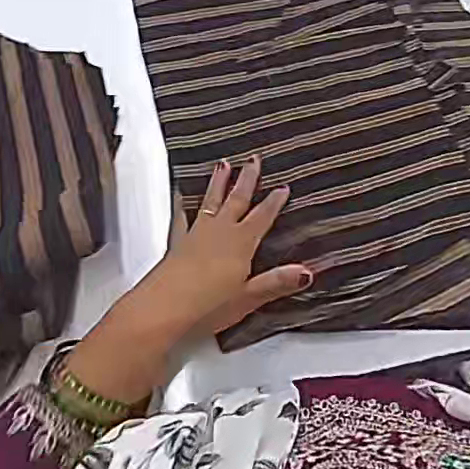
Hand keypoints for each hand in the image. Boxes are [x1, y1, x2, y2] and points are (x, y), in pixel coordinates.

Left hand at [67, 157, 311, 402]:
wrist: (163, 309)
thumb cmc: (208, 305)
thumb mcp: (249, 297)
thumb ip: (277, 282)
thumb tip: (307, 272)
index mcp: (241, 242)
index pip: (262, 217)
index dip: (274, 202)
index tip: (283, 186)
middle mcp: (220, 232)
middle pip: (237, 200)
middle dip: (247, 179)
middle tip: (254, 159)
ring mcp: (196, 235)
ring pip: (211, 201)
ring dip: (218, 183)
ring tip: (222, 165)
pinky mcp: (176, 243)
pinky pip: (182, 216)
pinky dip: (182, 202)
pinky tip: (180, 193)